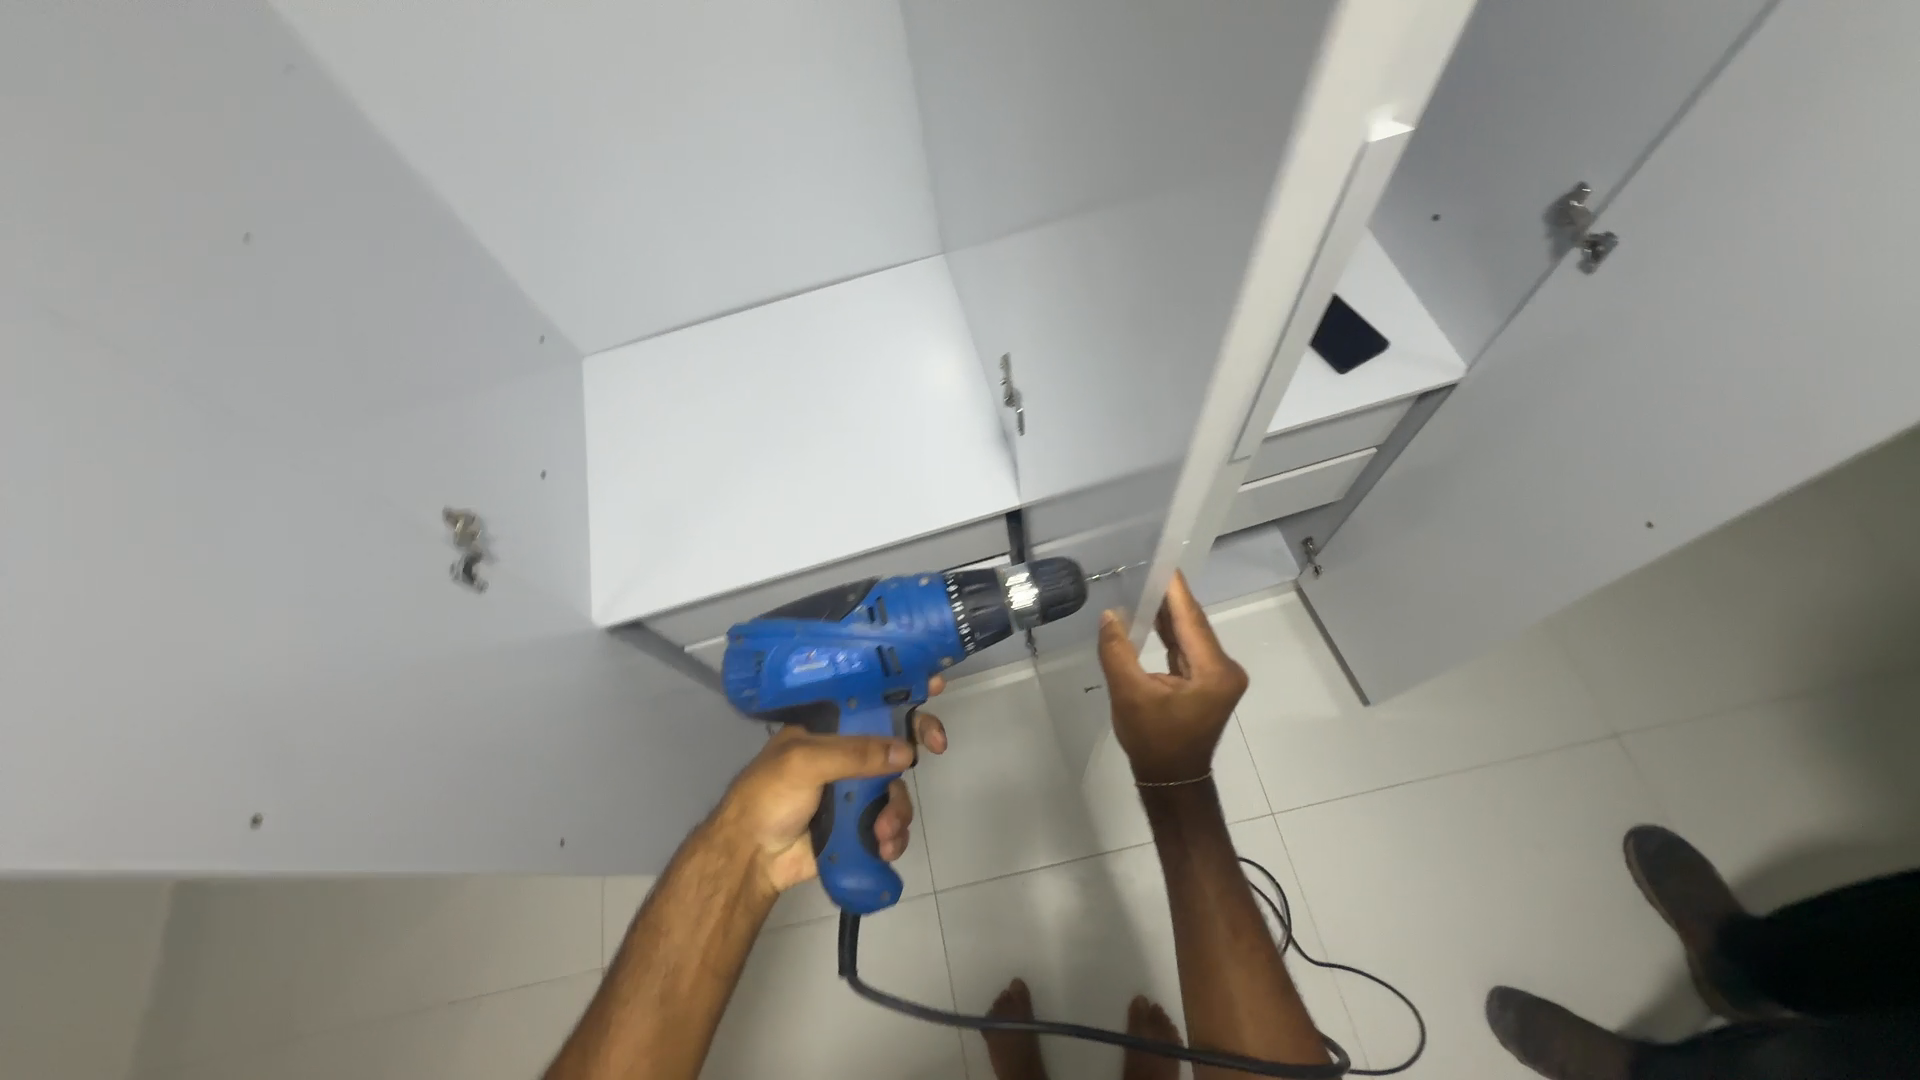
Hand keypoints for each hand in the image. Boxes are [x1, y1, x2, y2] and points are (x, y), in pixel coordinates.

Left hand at [712, 678, 948, 894]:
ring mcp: (855, 791)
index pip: (871, 702)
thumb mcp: (804, 762)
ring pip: (897, 788)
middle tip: (938, 746)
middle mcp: (847, 755)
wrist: (750, 856)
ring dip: (899, 808)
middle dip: (919, 742)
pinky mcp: (859, 826)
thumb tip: (905, 751)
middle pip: (896, 741)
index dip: (903, 691)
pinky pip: (891, 825)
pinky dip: (894, 836)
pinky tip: (884, 846)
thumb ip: (854, 753)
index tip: (935, 685)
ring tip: (883, 830)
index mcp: (829, 729)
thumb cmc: (768, 795)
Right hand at [1096, 571, 1247, 783]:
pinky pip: (1188, 648)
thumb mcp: (1129, 694)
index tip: (1162, 561)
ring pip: (1191, 635)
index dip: (1174, 590)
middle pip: (1194, 624)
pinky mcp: (1208, 682)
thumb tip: (1110, 615)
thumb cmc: (1153, 741)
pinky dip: (1170, 633)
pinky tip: (1152, 616)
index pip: (1190, 619)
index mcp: (1213, 670)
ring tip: (1145, 585)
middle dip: (1170, 598)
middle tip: (1147, 568)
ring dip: (1168, 615)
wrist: (1171, 780)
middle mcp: (1224, 668)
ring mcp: (1219, 675)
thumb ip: (1118, 651)